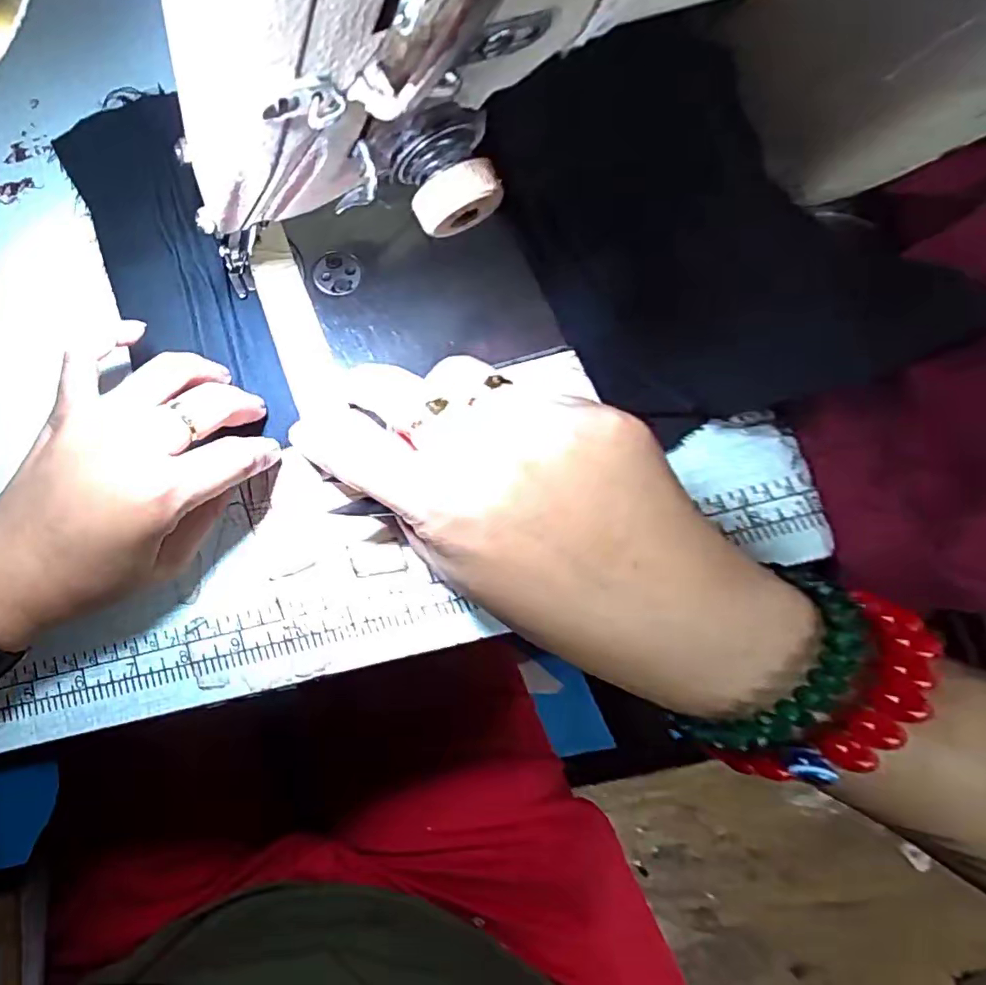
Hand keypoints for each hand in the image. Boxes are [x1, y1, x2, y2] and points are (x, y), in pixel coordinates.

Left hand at [0, 323, 283, 649]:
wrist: (13, 573)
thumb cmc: (90, 579)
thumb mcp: (164, 565)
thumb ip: (206, 517)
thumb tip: (230, 477)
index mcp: (163, 491)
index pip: (231, 457)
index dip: (259, 453)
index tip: (270, 451)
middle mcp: (134, 445)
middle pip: (205, 405)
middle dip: (240, 405)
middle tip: (252, 410)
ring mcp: (97, 420)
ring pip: (162, 372)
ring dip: (199, 368)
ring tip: (217, 376)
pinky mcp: (66, 411)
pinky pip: (84, 357)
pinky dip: (108, 335)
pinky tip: (135, 331)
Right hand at [290, 356, 818, 717]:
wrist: (672, 606)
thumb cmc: (552, 608)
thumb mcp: (461, 572)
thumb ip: (416, 513)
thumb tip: (384, 470)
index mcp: (441, 506)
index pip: (350, 447)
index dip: (320, 433)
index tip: (314, 428)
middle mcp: (479, 453)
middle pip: (393, 387)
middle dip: (364, 389)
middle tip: (363, 396)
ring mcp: (536, 421)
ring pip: (458, 376)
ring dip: (444, 398)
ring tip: (463, 424)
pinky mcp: (589, 407)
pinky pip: (526, 391)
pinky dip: (514, 413)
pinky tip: (540, 446)